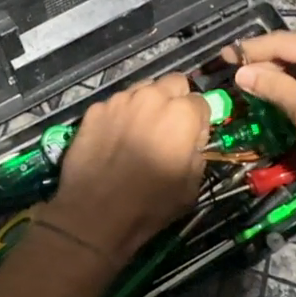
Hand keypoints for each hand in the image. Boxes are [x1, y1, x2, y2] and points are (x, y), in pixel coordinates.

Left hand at [45, 73, 208, 260]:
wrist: (95, 213)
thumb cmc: (149, 205)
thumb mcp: (190, 186)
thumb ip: (196, 153)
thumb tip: (191, 141)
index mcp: (181, 115)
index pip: (201, 102)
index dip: (197, 122)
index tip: (190, 139)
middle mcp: (151, 97)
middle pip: (173, 83)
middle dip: (175, 100)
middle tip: (168, 127)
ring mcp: (119, 100)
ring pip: (142, 89)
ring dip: (146, 104)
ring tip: (138, 132)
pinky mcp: (94, 109)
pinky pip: (115, 105)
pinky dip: (119, 116)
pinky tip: (113, 140)